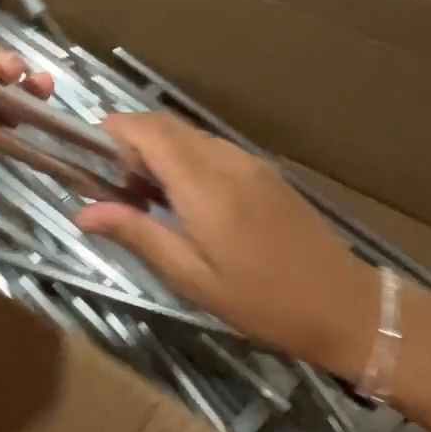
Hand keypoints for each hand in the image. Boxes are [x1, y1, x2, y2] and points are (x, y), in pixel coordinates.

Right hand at [75, 113, 379, 376]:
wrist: (347, 307)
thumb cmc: (263, 301)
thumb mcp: (192, 278)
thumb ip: (137, 234)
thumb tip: (83, 213)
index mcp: (203, 186)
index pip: (148, 131)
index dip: (113, 130)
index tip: (87, 152)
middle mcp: (224, 160)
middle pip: (165, 124)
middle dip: (130, 138)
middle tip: (110, 178)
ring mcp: (248, 162)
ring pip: (187, 133)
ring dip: (157, 147)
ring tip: (144, 193)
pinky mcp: (263, 171)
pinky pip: (209, 147)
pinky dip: (183, 157)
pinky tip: (183, 198)